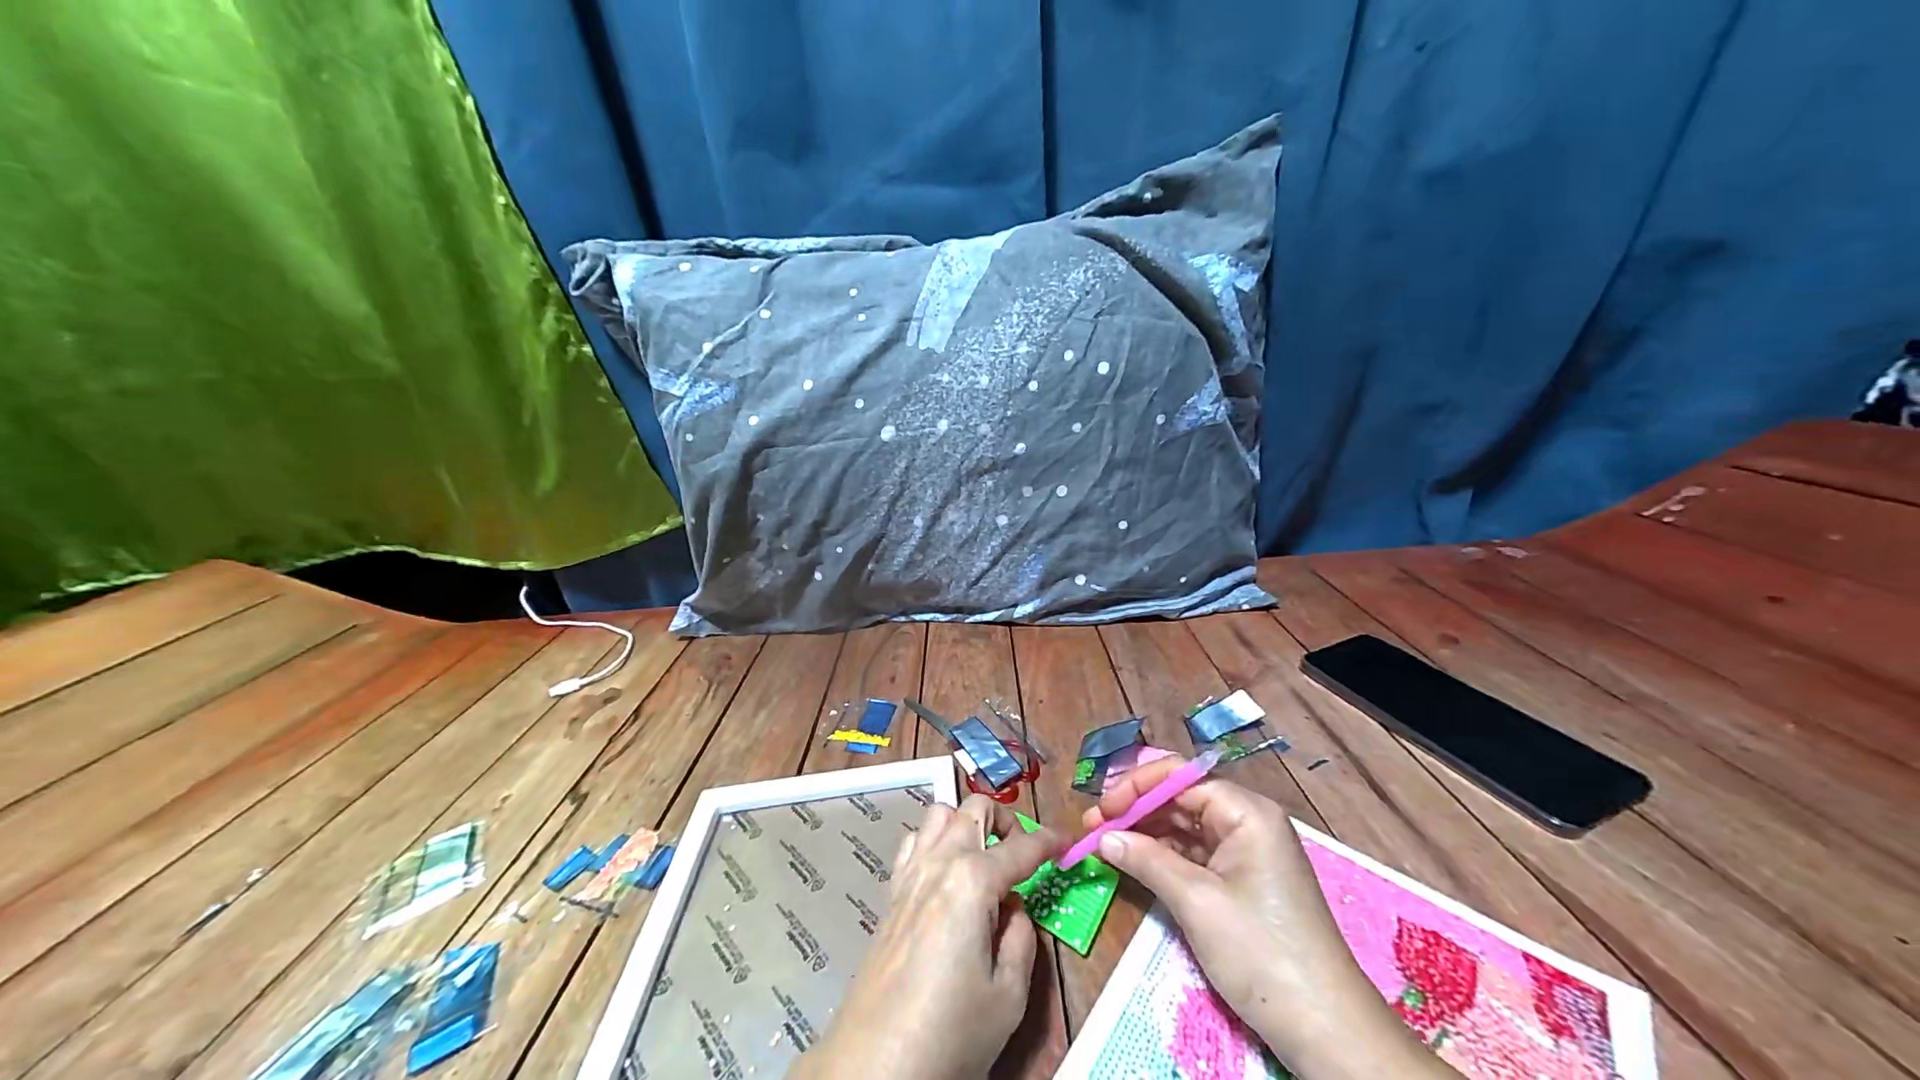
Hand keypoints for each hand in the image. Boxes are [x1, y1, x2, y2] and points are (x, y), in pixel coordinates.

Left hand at [793, 794, 1062, 1079]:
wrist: (875, 1062)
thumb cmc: (951, 1031)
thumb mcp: (1009, 994)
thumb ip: (1021, 937)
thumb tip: (1015, 905)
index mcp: (973, 881)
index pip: (1021, 848)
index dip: (1049, 841)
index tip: (1067, 842)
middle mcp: (939, 863)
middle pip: (973, 809)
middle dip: (1005, 820)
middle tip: (1024, 854)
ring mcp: (909, 874)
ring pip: (939, 814)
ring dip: (966, 823)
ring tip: (985, 858)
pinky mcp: (891, 894)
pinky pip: (914, 842)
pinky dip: (936, 840)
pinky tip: (947, 874)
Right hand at [1084, 757, 1456, 1079]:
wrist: (1324, 1027)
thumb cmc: (1260, 951)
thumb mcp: (1195, 901)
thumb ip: (1145, 859)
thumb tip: (1103, 837)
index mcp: (1247, 812)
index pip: (1182, 778)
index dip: (1137, 786)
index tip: (1101, 808)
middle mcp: (1247, 822)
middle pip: (1182, 798)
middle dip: (1135, 807)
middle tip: (1092, 823)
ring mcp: (1245, 854)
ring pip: (1184, 827)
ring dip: (1144, 831)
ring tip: (1102, 839)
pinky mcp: (1240, 883)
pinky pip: (1194, 855)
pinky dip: (1162, 855)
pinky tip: (1132, 859)